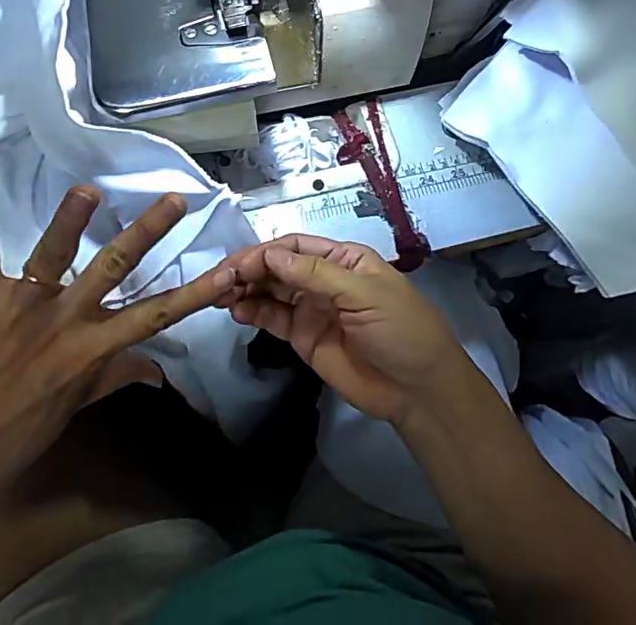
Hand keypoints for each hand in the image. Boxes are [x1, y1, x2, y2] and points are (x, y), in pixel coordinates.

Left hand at [0, 187, 233, 545]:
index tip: (228, 272)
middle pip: (114, 268)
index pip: (154, 316)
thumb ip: (108, 380)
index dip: (195, 294)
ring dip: (70, 218)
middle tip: (175, 200)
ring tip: (89, 189)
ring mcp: (17, 307)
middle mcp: (61, 322)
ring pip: (52, 253)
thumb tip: (156, 372)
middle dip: (148, 232)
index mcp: (86, 353)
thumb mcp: (63, 416)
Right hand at [221, 235, 479, 426]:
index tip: (238, 264)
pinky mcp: (303, 337)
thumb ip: (317, 274)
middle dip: (249, 269)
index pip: (296, 247)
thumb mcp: (364, 294)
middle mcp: (323, 279)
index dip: (266, 252)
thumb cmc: (400, 328)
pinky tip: (235, 310)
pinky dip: (253, 312)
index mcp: (343, 259)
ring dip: (245, 289)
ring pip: (271, 291)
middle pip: (279, 267)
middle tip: (218, 279)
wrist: (417, 388)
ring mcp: (312, 309)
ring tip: (219, 294)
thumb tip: (271, 255)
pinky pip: (273, 318)